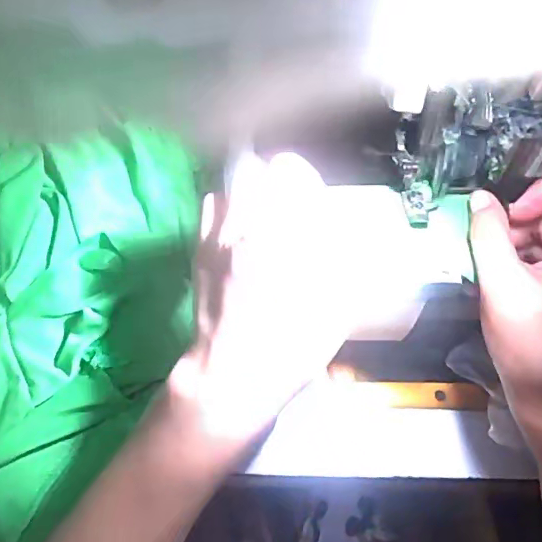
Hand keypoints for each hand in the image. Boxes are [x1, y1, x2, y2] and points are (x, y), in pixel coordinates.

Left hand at [166, 152, 364, 462]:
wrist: (235, 373)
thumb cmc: (293, 346)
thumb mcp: (338, 302)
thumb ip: (342, 256)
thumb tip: (339, 230)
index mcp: (288, 234)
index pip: (290, 170)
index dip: (303, 177)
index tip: (310, 194)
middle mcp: (249, 224)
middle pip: (257, 168)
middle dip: (275, 178)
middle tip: (286, 200)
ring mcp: (218, 235)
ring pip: (232, 184)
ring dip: (250, 190)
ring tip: (262, 214)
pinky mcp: (199, 249)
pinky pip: (212, 207)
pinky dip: (227, 208)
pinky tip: (238, 230)